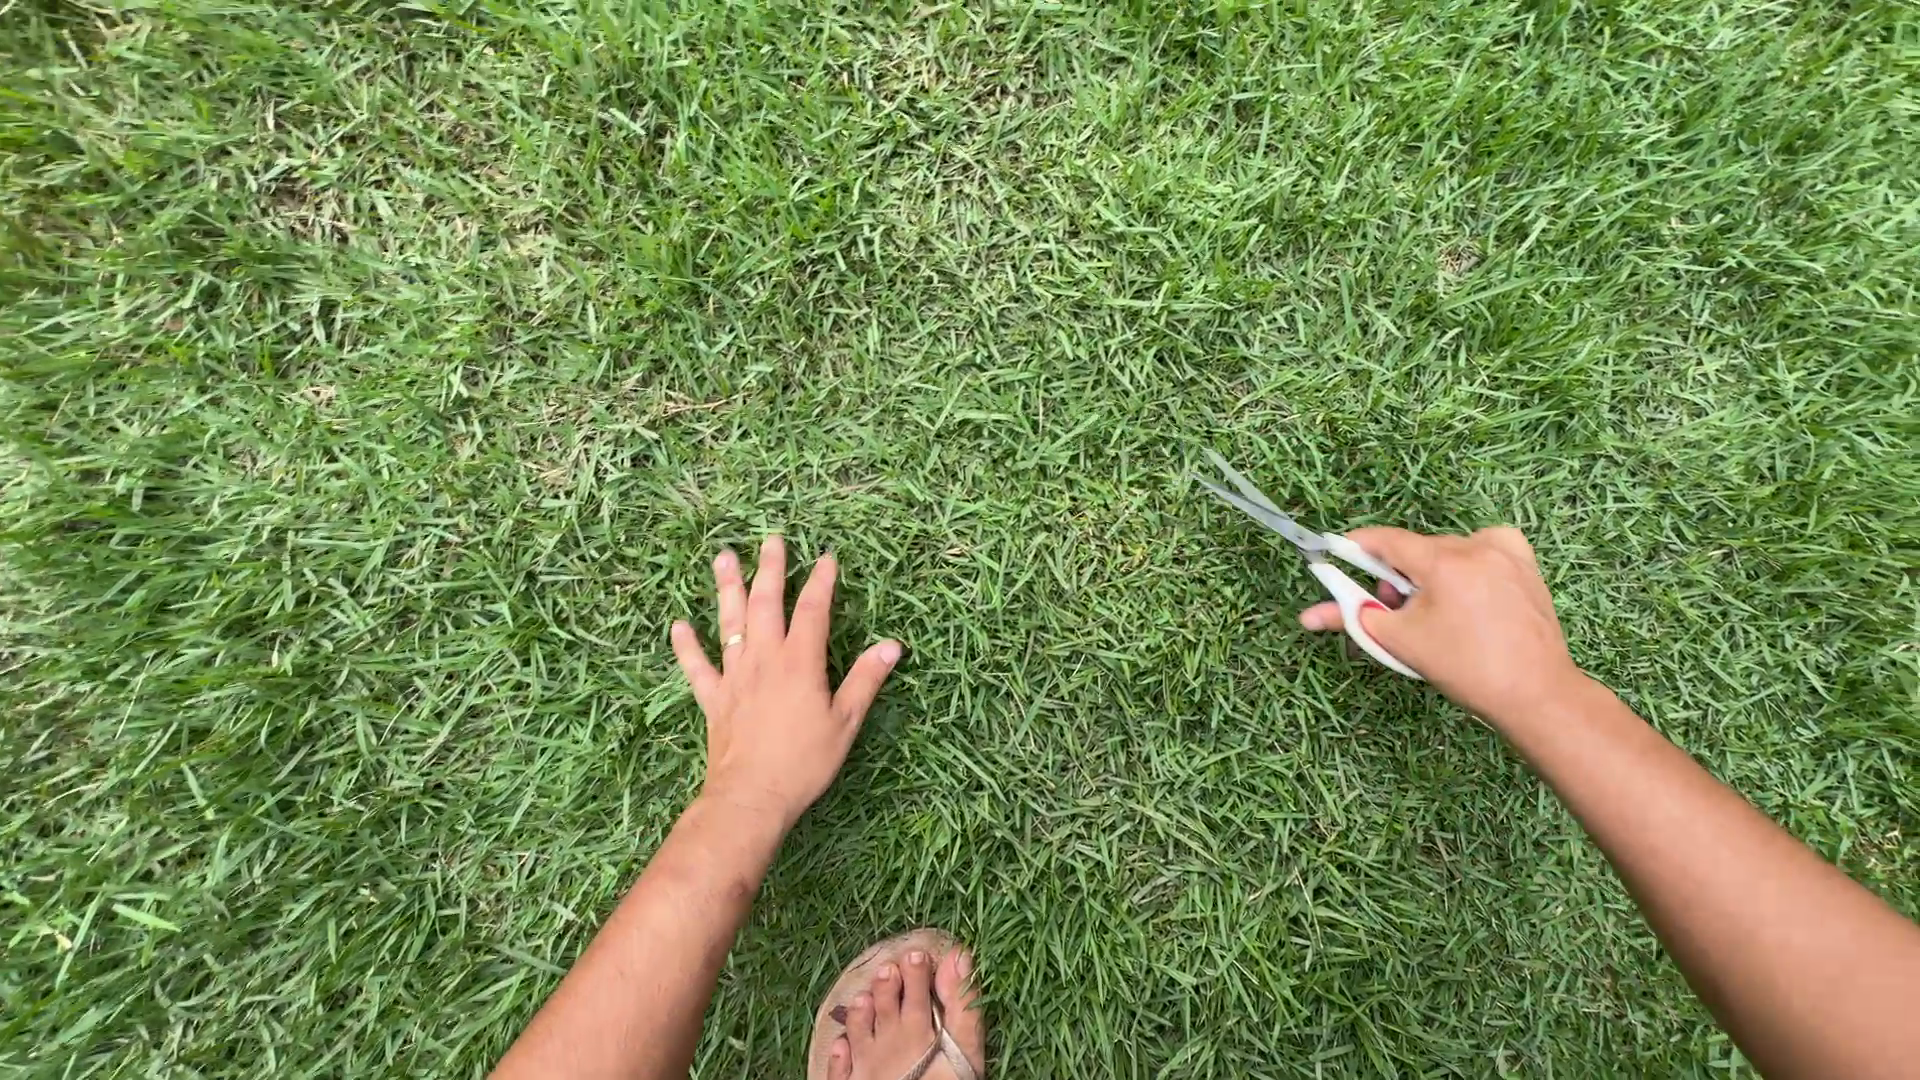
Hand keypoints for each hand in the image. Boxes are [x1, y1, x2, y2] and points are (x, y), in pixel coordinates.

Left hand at [670, 536, 901, 829]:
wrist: (750, 797)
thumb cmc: (804, 761)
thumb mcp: (845, 722)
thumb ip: (866, 680)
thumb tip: (892, 645)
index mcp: (800, 662)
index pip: (813, 610)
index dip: (821, 582)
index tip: (827, 558)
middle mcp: (764, 659)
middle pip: (767, 603)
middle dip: (771, 569)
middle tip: (772, 540)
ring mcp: (734, 676)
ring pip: (730, 623)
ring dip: (727, 589)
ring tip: (724, 558)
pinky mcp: (713, 698)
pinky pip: (697, 667)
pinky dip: (687, 646)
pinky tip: (679, 625)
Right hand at [1298, 526, 1585, 727]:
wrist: (1534, 693)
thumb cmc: (1462, 667)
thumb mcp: (1397, 640)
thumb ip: (1350, 617)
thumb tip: (1308, 615)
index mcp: (1443, 563)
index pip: (1385, 540)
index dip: (1356, 545)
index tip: (1337, 553)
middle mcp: (1475, 548)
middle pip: (1414, 549)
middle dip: (1394, 573)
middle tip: (1392, 607)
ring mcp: (1506, 554)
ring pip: (1445, 551)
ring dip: (1427, 571)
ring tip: (1431, 608)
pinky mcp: (1526, 565)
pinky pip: (1483, 547)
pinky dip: (1466, 560)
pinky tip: (1466, 585)